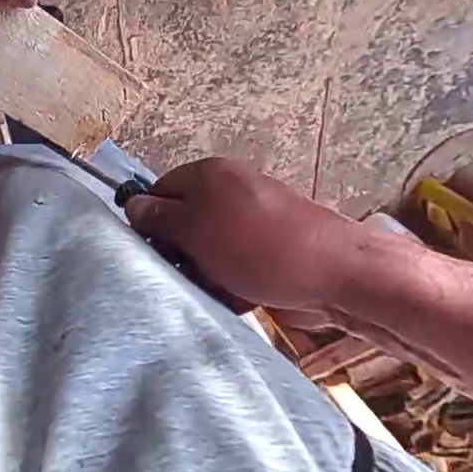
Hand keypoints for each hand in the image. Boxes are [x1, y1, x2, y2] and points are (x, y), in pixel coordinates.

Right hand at [123, 158, 387, 318]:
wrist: (340, 278)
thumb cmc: (259, 246)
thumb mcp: (195, 229)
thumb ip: (158, 217)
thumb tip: (131, 205)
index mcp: (210, 175)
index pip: (158, 191)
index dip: (148, 221)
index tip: (148, 249)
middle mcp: (231, 192)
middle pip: (181, 222)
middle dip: (176, 251)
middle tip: (180, 271)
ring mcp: (252, 223)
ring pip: (205, 249)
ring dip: (201, 272)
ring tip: (210, 288)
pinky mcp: (269, 252)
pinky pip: (232, 266)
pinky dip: (228, 283)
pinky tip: (234, 296)